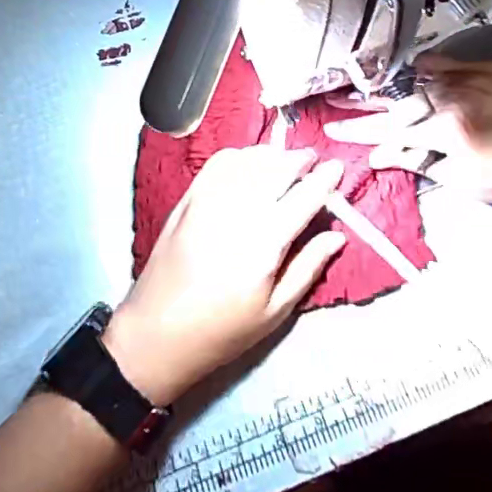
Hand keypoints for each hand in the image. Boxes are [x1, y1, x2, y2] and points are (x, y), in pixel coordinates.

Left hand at [103, 146, 344, 405]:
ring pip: (249, 160)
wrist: (153, 336)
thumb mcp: (274, 312)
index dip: (325, 178)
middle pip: (277, 169)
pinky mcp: (188, 200)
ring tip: (285, 161)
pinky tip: (249, 164)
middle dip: (300, 159)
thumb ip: (308, 267)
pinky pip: (219, 163)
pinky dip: (240, 156)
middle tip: (313, 160)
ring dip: (273, 155)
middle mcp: (237, 213)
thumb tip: (336, 236)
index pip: (304, 196)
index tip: (338, 167)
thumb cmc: (221, 332)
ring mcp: (208, 201)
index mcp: (264, 244)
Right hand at [324, 55, 491, 222]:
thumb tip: (387, 155)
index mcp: (451, 129)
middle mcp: (458, 94)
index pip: (393, 131)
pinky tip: (415, 77)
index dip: (361, 134)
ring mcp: (476, 74)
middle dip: (369, 111)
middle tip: (342, 113)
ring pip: (420, 80)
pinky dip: (427, 72)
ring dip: (395, 92)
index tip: (335, 131)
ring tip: (373, 96)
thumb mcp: (472, 183)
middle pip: (401, 103)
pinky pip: (449, 63)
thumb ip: (425, 164)